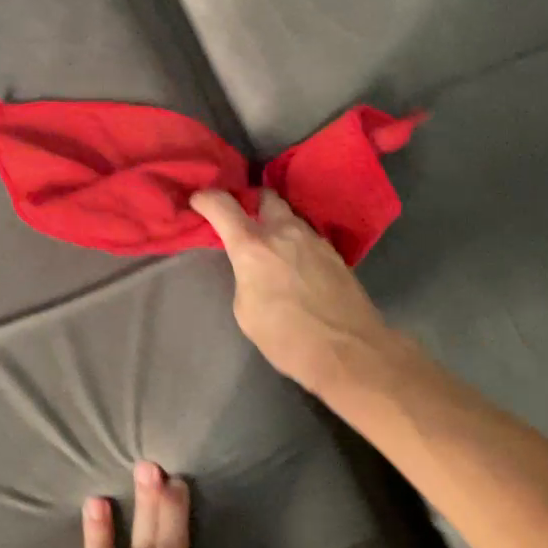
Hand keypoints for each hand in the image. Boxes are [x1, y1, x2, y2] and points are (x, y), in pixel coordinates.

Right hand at [190, 189, 400, 395]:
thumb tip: (255, 269)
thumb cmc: (287, 338)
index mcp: (253, 246)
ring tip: (274, 247)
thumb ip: (245, 277)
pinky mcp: (334, 252)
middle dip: (252, 202)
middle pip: (265, 197)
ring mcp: (314, 238)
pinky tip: (298, 265)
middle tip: (244, 220)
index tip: (198, 201)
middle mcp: (284, 231)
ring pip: (290, 216)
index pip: (222, 205)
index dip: (206, 199)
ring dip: (277, 224)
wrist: (348, 351)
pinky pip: (308, 236)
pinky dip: (296, 242)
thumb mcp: (246, 312)